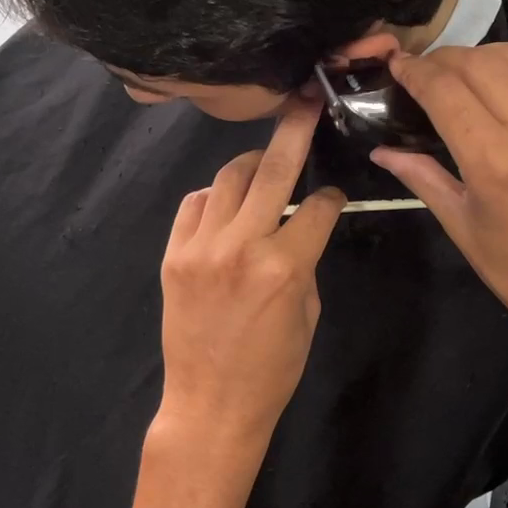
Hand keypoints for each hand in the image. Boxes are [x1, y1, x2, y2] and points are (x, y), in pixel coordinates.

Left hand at [156, 100, 346, 445]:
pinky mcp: (172, 254)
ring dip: (251, 165)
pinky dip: (213, 196)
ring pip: (228, 179)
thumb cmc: (272, 370)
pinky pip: (194, 204)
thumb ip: (305, 261)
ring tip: (264, 165)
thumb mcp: (308, 315)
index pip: (318, 207)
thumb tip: (302, 228)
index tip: (335, 195)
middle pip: (272, 169)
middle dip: (294, 130)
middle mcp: (241, 246)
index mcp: (285, 267)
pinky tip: (226, 205)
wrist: (211, 405)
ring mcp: (201, 248)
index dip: (333, 197)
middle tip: (304, 102)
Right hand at [372, 44, 507, 382]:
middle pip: (477, 62)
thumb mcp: (462, 228)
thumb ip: (422, 178)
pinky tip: (493, 84)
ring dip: (477, 55)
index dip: (414, 72)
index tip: (395, 67)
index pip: (446, 91)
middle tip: (419, 73)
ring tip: (456, 74)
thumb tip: (382, 150)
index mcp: (494, 163)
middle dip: (440, 59)